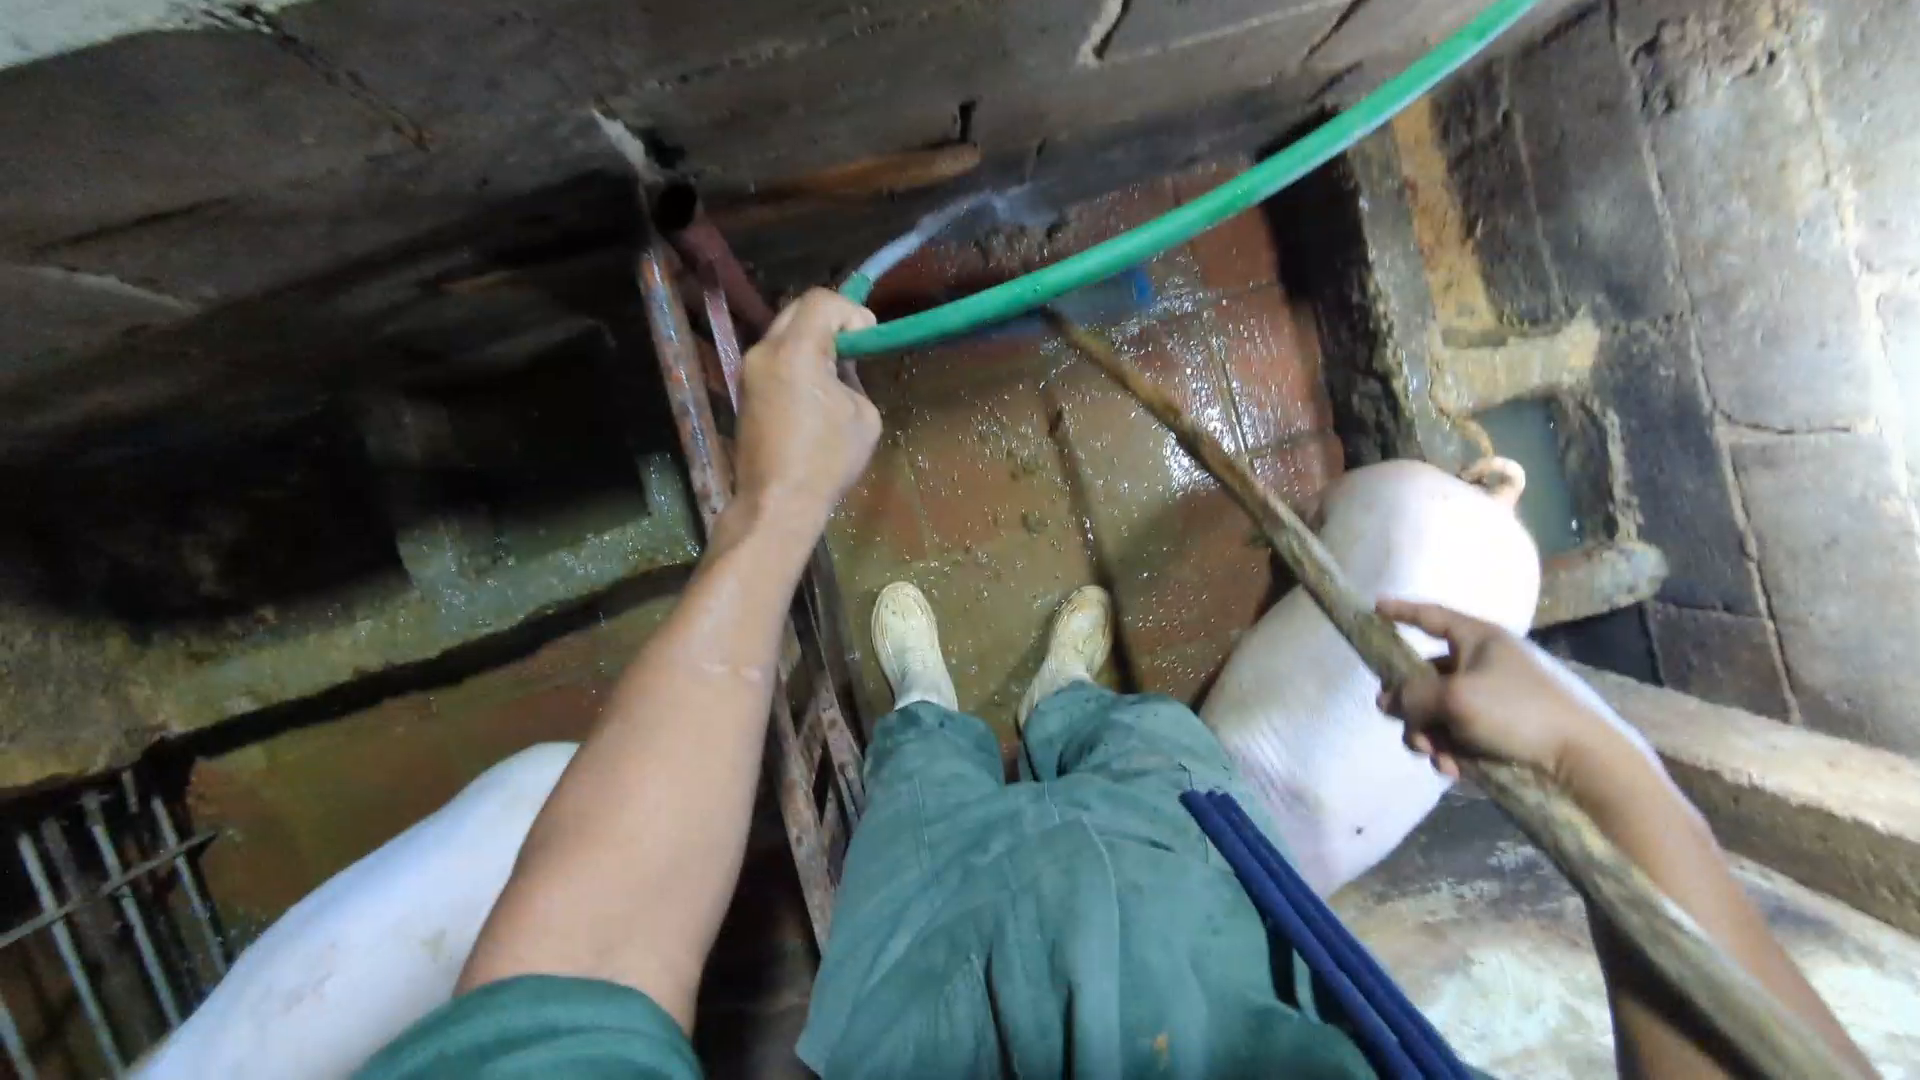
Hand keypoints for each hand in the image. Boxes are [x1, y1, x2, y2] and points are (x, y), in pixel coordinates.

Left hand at [732, 289, 880, 529]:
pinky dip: (797, 359)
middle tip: (854, 348)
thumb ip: (853, 378)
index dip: (851, 311)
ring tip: (836, 371)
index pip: (821, 301)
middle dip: (831, 321)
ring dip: (812, 340)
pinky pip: (774, 358)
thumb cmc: (827, 461)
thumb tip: (841, 369)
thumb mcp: (863, 416)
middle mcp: (764, 352)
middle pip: (797, 309)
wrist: (778, 501)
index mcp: (795, 352)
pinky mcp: (745, 390)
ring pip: (783, 333)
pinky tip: (815, 389)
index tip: (868, 338)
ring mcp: (748, 370)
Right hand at [1374, 598, 1647, 790]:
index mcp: (1481, 641)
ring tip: (1433, 753)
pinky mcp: (1505, 734)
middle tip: (1393, 715)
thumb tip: (1389, 702)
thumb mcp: (1453, 697)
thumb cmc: (1519, 712)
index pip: (1432, 616)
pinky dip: (1450, 751)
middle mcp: (1487, 665)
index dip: (1401, 611)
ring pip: (1438, 711)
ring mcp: (1496, 700)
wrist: (1586, 763)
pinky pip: (1460, 736)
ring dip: (1427, 733)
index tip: (1374, 607)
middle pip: (1426, 674)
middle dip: (1408, 700)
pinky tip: (1453, 769)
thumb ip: (1411, 695)